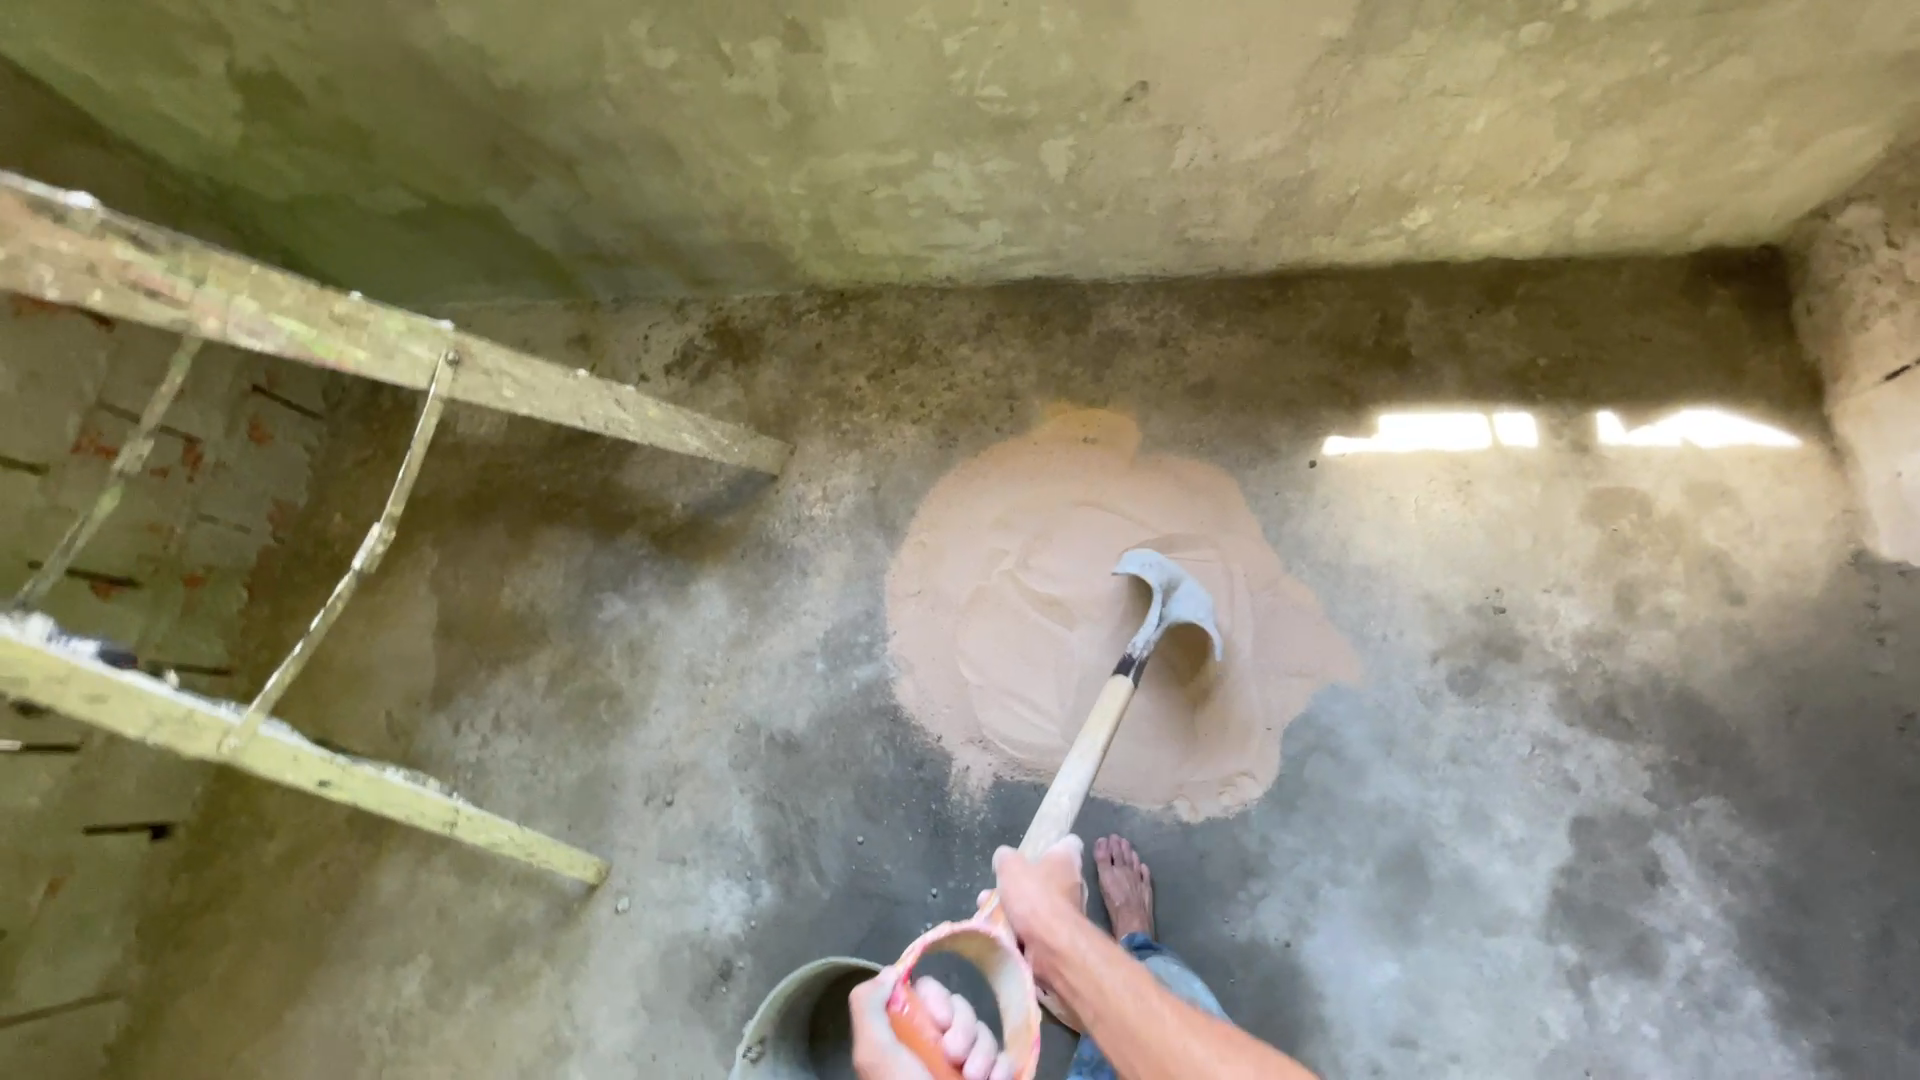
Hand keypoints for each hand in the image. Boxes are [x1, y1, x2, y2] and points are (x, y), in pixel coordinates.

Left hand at [850, 966, 1013, 1079]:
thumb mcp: (875, 1055)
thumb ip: (868, 1006)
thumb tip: (889, 972)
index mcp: (905, 1036)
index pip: (928, 993)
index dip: (937, 998)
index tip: (938, 1020)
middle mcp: (934, 1046)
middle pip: (959, 1007)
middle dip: (962, 1026)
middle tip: (953, 1055)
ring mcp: (964, 1065)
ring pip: (983, 1030)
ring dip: (981, 1051)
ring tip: (973, 1078)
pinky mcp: (990, 1079)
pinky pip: (1004, 1056)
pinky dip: (1000, 1067)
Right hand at [990, 836, 1085, 977]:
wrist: (1052, 947)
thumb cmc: (1034, 897)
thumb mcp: (1010, 866)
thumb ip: (1005, 857)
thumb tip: (1004, 857)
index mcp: (1068, 860)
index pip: (1069, 843)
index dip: (1052, 844)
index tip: (1035, 851)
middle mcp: (1074, 884)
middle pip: (1047, 877)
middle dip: (1020, 882)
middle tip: (1000, 886)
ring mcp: (1069, 913)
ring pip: (1038, 903)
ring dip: (1014, 906)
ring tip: (987, 909)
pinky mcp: (1061, 938)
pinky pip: (1037, 927)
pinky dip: (1019, 928)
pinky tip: (997, 929)